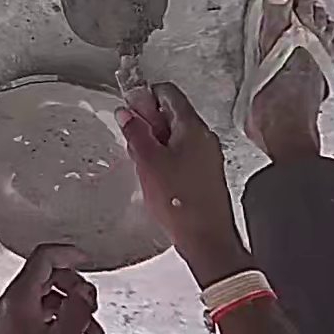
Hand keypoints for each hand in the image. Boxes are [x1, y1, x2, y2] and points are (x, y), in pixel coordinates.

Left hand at [0, 244, 105, 333]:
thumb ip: (77, 310)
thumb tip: (87, 290)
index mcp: (19, 298)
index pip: (43, 257)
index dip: (67, 253)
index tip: (84, 257)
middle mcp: (13, 304)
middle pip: (47, 276)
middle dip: (74, 287)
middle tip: (92, 302)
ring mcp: (14, 320)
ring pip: (48, 298)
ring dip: (72, 308)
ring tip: (91, 328)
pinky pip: (43, 316)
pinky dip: (62, 321)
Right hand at [118, 82, 252, 285]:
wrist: (206, 240)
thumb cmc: (180, 202)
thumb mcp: (147, 161)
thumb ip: (135, 131)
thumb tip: (126, 113)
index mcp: (192, 127)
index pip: (168, 93)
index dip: (146, 97)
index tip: (130, 110)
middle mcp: (204, 137)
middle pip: (172, 113)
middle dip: (148, 122)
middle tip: (134, 139)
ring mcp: (207, 155)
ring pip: (176, 134)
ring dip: (155, 141)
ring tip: (143, 162)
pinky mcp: (205, 173)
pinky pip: (183, 153)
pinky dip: (166, 156)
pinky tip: (155, 176)